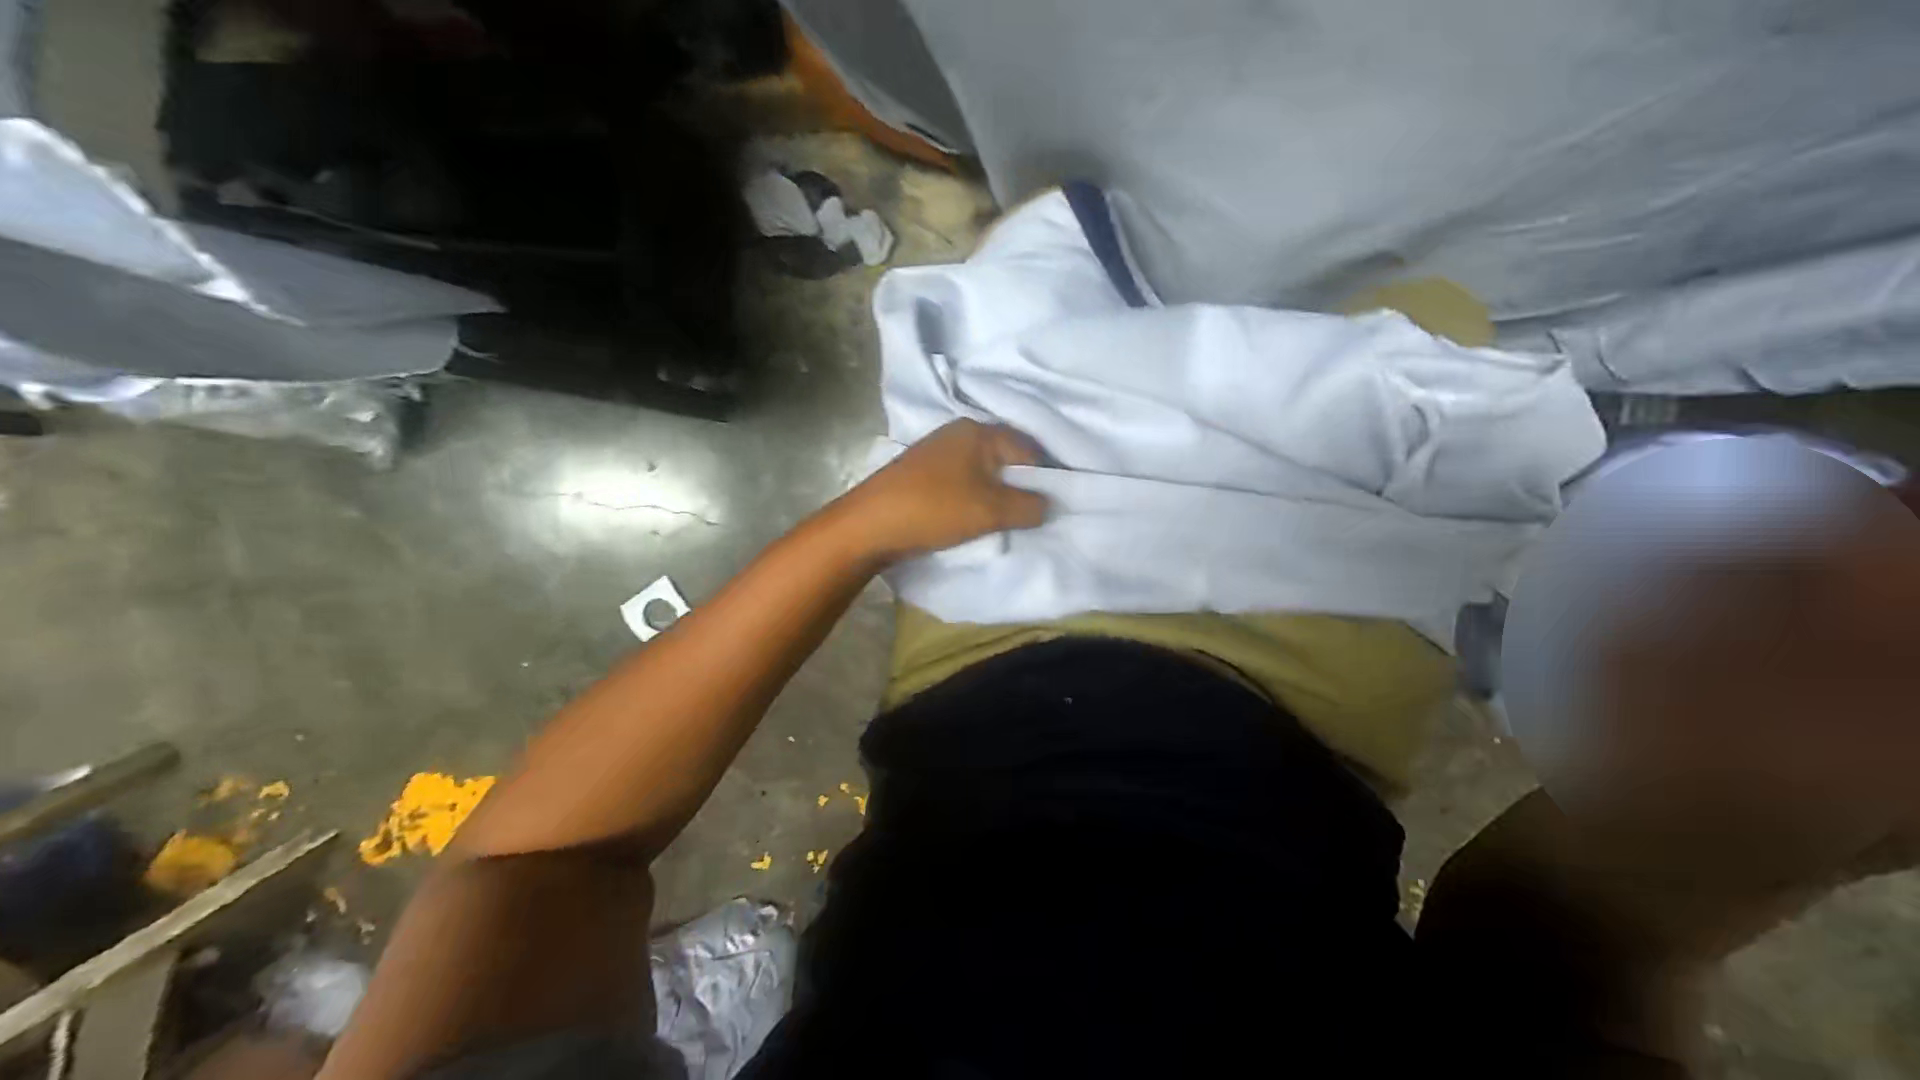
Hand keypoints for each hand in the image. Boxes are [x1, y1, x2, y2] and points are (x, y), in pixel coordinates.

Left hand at [827, 420, 1050, 564]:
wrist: (868, 525)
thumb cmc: (935, 509)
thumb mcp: (991, 510)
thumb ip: (1029, 506)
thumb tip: (1049, 504)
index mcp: (979, 431)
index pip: (1029, 448)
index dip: (1048, 475)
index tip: (1057, 504)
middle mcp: (959, 433)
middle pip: (1006, 458)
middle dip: (1023, 485)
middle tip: (1036, 514)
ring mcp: (938, 452)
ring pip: (984, 471)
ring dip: (998, 494)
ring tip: (1009, 520)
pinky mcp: (924, 473)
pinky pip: (964, 481)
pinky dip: (976, 497)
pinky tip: (978, 517)